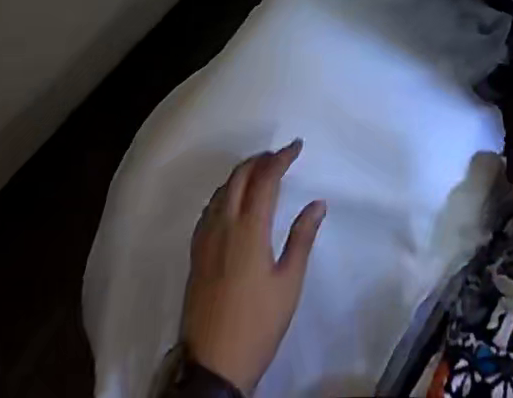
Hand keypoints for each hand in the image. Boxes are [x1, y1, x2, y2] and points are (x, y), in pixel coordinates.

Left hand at [182, 139, 326, 392]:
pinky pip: (208, 210)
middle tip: (280, 155)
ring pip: (219, 192)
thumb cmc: (258, 323)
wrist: (211, 367)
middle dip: (258, 160)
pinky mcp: (196, 257)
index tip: (297, 146)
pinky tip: (233, 202)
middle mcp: (222, 228)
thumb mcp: (289, 282)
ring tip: (260, 172)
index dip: (280, 158)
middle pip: (236, 179)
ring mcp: (205, 242)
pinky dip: (224, 194)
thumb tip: (317, 203)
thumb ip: (302, 238)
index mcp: (249, 231)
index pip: (264, 180)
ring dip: (240, 174)